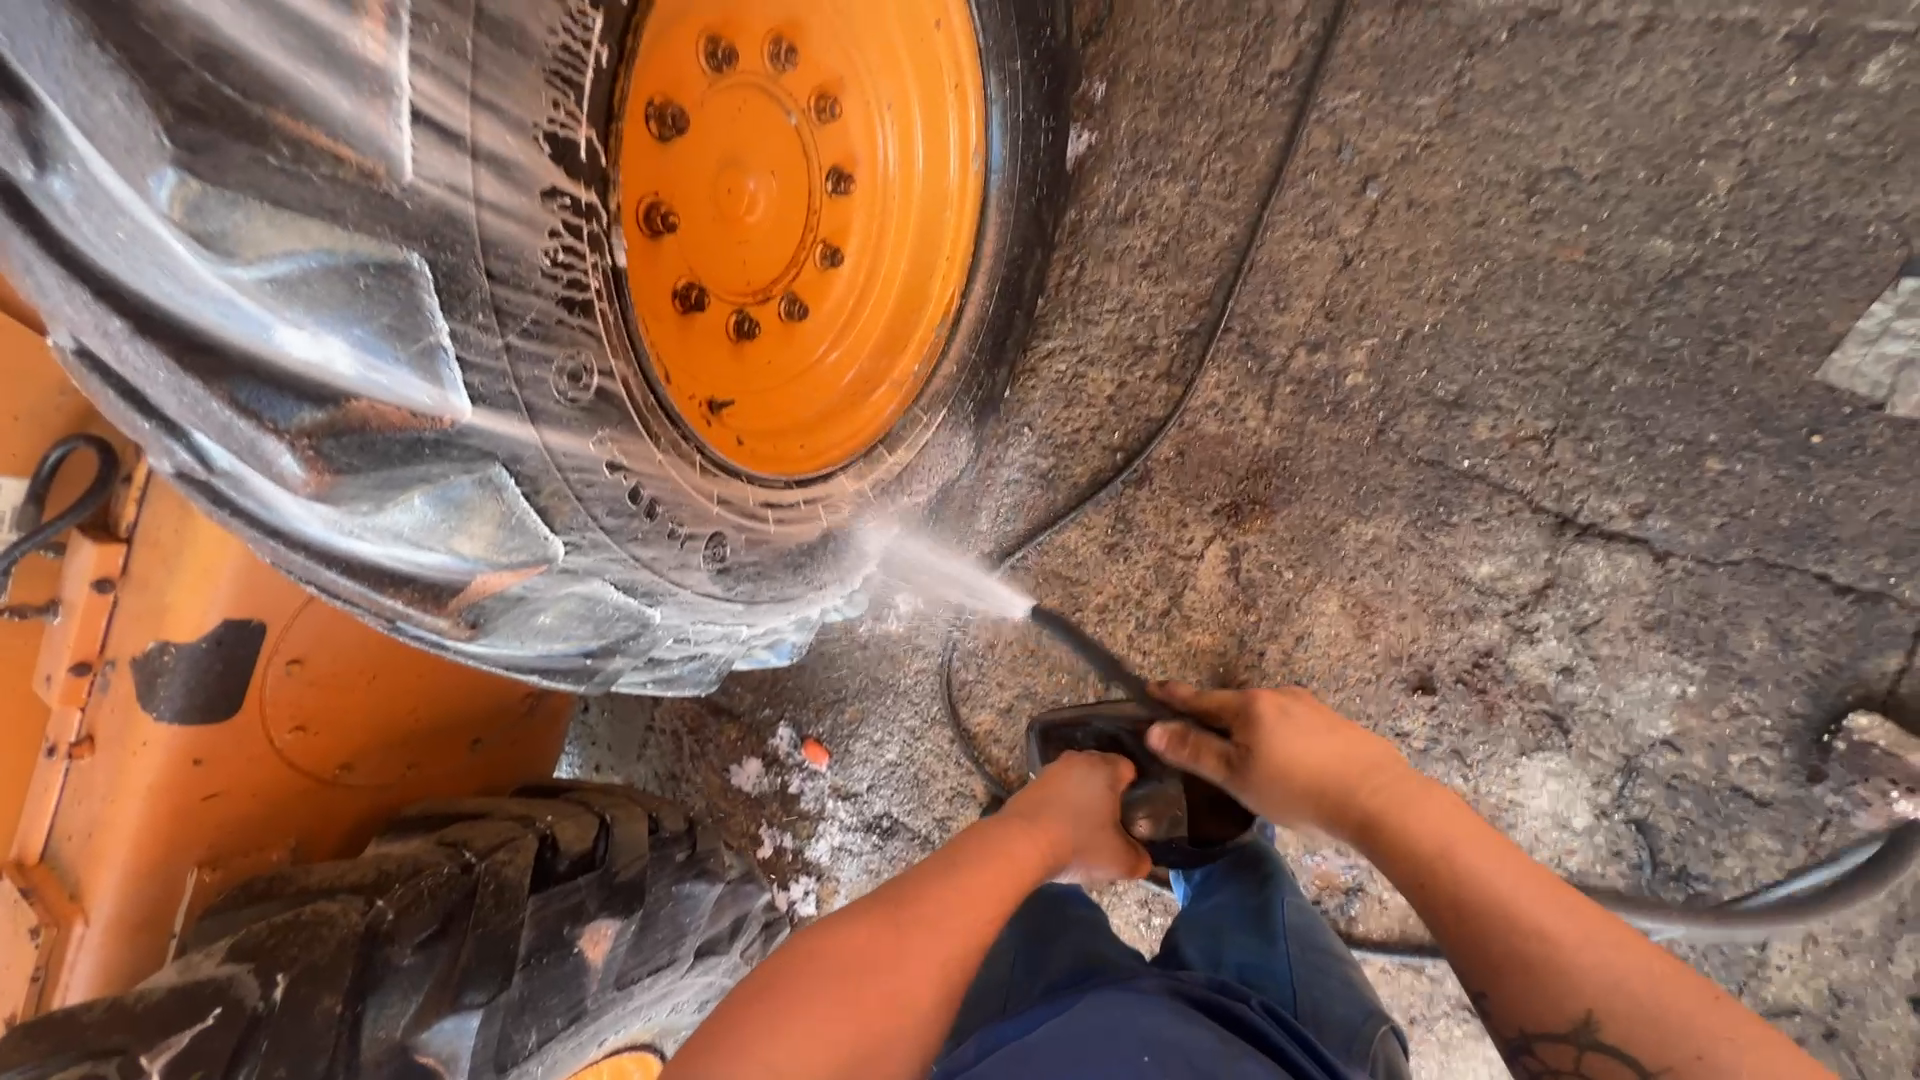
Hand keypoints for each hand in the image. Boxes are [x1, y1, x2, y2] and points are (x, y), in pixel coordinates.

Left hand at [999, 751, 1151, 885]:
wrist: (1019, 844)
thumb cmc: (1078, 844)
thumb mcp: (1120, 861)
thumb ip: (1139, 859)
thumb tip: (1141, 860)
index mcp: (1104, 768)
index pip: (1128, 768)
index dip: (1135, 790)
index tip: (1133, 815)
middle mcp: (1076, 760)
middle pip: (1100, 772)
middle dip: (1107, 794)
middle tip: (1111, 824)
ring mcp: (1049, 770)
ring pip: (1075, 781)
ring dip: (1080, 800)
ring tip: (1082, 831)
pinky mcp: (1028, 785)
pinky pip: (1053, 793)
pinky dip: (1058, 807)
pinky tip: (1058, 831)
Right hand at [1145, 682, 1419, 840]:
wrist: (1379, 798)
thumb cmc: (1297, 789)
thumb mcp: (1236, 776)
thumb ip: (1194, 751)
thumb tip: (1153, 729)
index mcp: (1247, 706)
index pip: (1199, 699)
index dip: (1172, 696)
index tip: (1150, 687)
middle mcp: (1276, 695)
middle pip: (1233, 705)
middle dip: (1214, 717)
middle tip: (1199, 736)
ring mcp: (1309, 706)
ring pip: (1265, 714)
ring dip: (1249, 728)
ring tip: (1247, 755)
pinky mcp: (1334, 723)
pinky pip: (1292, 724)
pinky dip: (1278, 736)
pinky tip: (1288, 759)